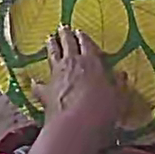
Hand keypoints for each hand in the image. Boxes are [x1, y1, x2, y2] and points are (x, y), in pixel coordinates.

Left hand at [41, 28, 120, 146]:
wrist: (75, 126)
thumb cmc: (102, 110)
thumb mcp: (118, 97)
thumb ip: (119, 84)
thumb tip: (123, 73)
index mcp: (91, 62)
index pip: (87, 44)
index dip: (83, 37)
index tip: (79, 31)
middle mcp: (73, 64)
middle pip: (68, 44)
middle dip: (65, 35)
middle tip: (62, 27)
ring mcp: (57, 76)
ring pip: (53, 56)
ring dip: (51, 47)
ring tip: (49, 39)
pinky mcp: (45, 92)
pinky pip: (38, 85)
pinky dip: (35, 82)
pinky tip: (31, 81)